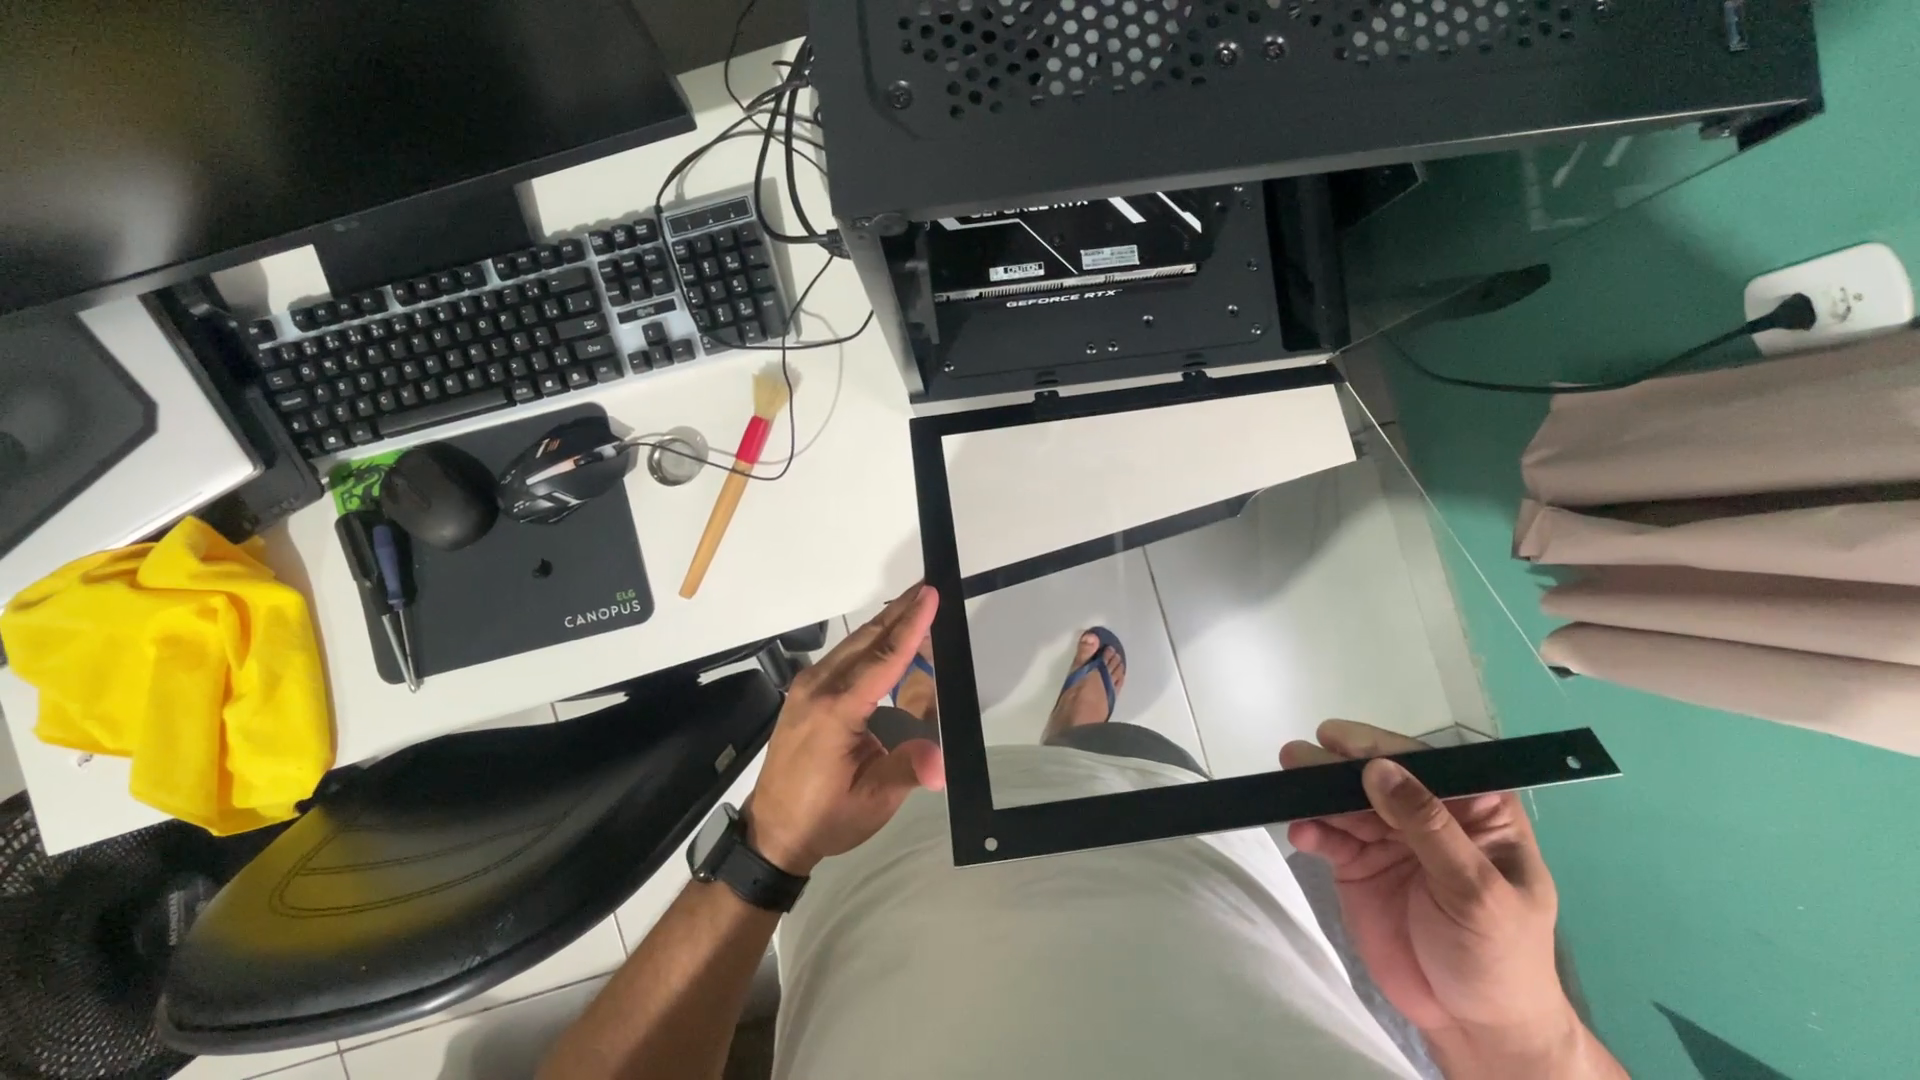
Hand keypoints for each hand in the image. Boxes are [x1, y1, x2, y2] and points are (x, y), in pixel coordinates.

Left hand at [744, 583, 944, 876]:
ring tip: (916, 605)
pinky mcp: (804, 694)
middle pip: (867, 641)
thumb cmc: (825, 816)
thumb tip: (943, 761)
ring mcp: (807, 688)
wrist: (774, 830)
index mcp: (836, 711)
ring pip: (852, 645)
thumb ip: (907, 771)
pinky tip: (886, 639)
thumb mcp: (871, 800)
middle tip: (929, 587)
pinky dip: (869, 643)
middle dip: (900, 613)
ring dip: (886, 625)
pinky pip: (842, 658)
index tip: (931, 596)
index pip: (883, 660)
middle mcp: (818, 689)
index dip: (911, 627)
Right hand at [1281, 721, 1622, 1077]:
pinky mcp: (1358, 865)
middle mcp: (1428, 815)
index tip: (1339, 740)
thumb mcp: (1475, 890)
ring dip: (1315, 794)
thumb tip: (1378, 770)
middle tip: (1296, 756)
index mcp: (1475, 811)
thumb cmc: (1498, 956)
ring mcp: (1389, 840)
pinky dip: (1312, 831)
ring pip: (1346, 803)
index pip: (1427, 765)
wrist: (1472, 1026)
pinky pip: (1330, 837)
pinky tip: (1300, 834)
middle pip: (1376, 778)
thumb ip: (1428, 827)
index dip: (1383, 748)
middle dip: (1337, 767)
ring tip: (1287, 785)